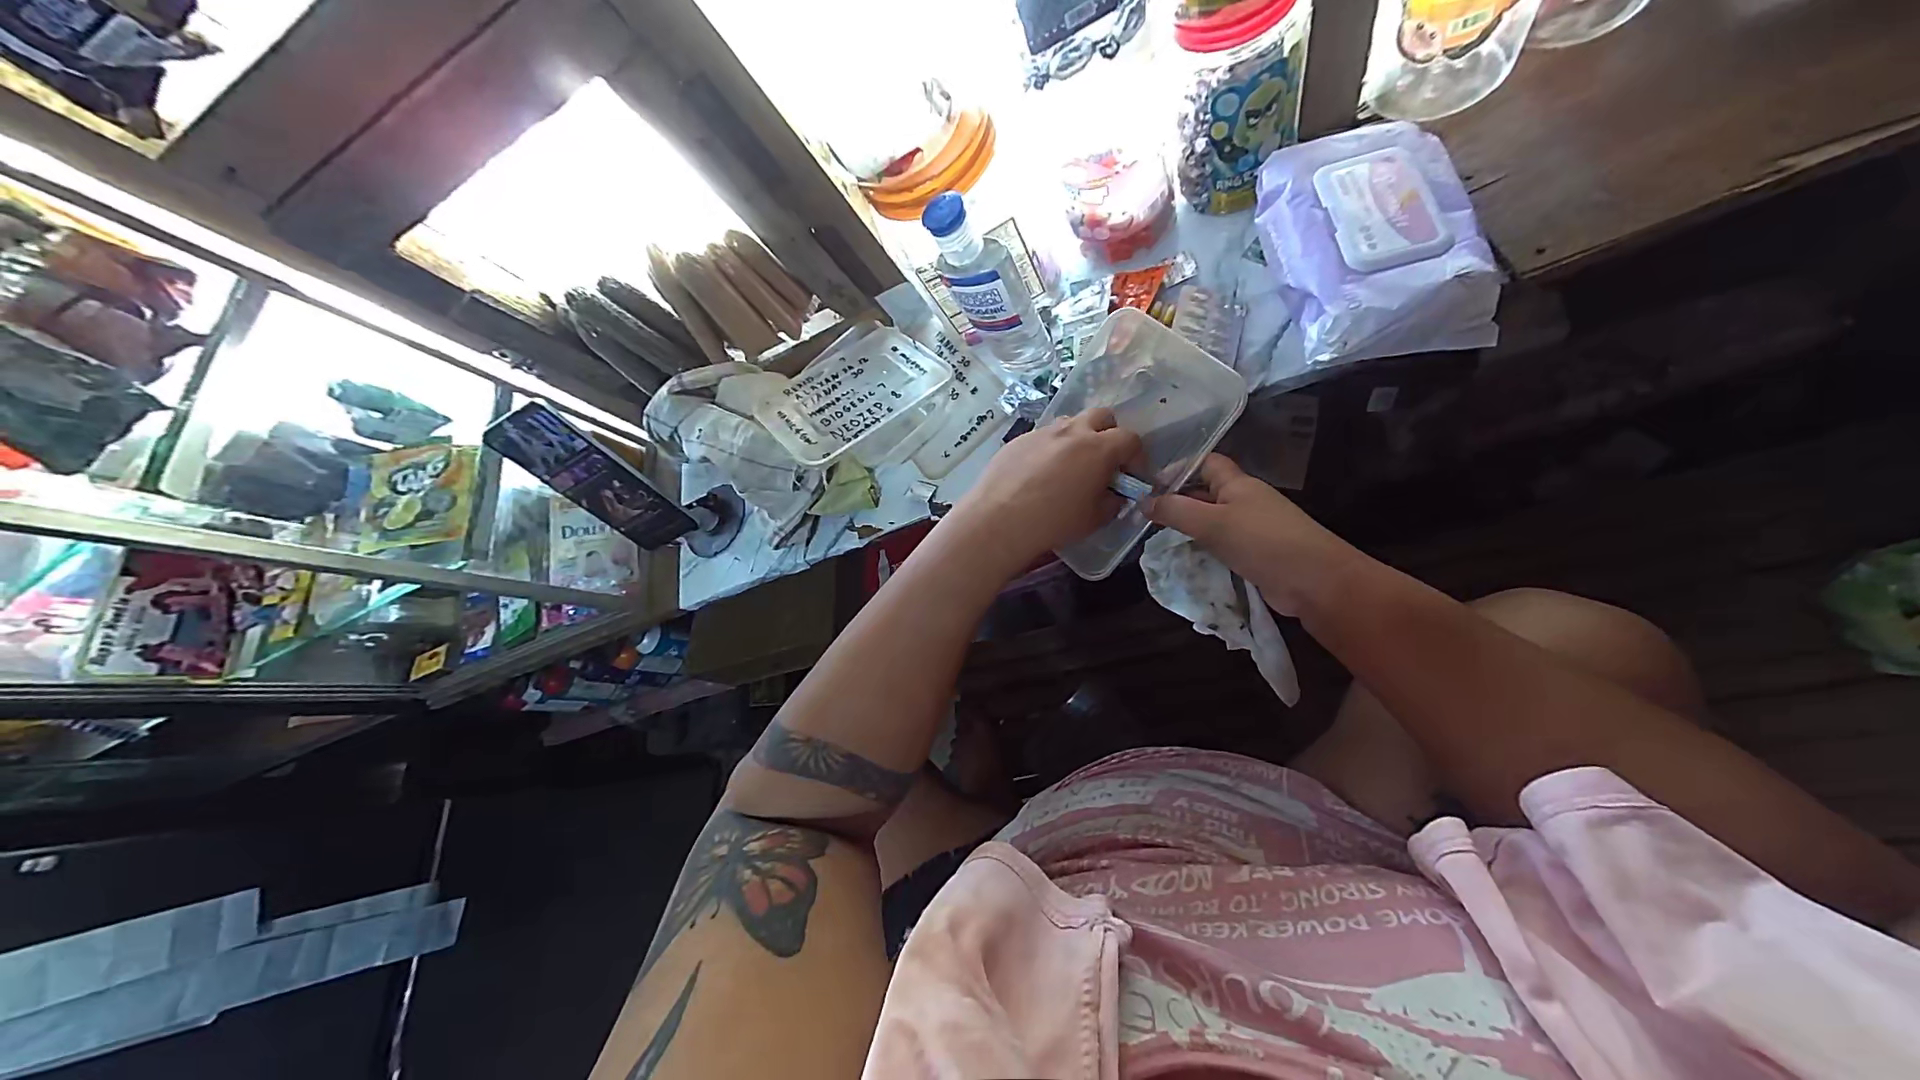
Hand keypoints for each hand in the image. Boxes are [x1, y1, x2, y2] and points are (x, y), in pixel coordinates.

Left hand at [943, 408, 1141, 571]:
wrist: (999, 520)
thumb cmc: (1054, 522)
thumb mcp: (1095, 518)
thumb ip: (1112, 501)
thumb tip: (1114, 493)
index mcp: (1099, 448)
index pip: (1130, 439)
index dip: (1136, 457)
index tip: (1131, 476)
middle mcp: (1072, 431)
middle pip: (1102, 416)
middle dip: (1109, 434)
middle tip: (1103, 462)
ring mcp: (1043, 432)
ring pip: (1070, 423)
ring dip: (1078, 438)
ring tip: (1070, 467)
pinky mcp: (1018, 439)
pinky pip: (1043, 437)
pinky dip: (1050, 449)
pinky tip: (1039, 474)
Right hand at [1146, 454, 1362, 614]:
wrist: (1316, 582)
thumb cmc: (1262, 542)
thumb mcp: (1212, 523)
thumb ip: (1175, 511)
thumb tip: (1144, 501)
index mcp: (1238, 483)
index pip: (1205, 462)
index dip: (1178, 467)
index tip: (1148, 484)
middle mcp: (1245, 500)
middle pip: (1206, 491)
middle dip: (1177, 500)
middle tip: (1145, 515)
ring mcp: (1253, 527)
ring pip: (1213, 519)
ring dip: (1189, 527)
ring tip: (1157, 537)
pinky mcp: (1257, 552)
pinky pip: (1223, 543)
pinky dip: (1204, 547)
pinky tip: (1187, 557)